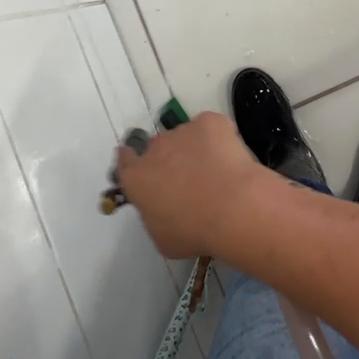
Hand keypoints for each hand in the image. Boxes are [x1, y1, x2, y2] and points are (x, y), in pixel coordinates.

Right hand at [113, 111, 276, 258]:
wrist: (233, 207)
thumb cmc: (194, 232)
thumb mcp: (162, 237)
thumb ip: (154, 214)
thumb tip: (160, 206)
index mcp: (137, 178)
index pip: (125, 160)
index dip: (132, 161)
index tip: (142, 166)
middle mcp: (156, 148)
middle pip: (158, 148)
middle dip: (169, 160)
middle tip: (188, 179)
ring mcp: (183, 130)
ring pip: (185, 137)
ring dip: (194, 150)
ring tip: (215, 173)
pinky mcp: (210, 121)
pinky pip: (210, 128)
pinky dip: (218, 138)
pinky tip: (229, 159)